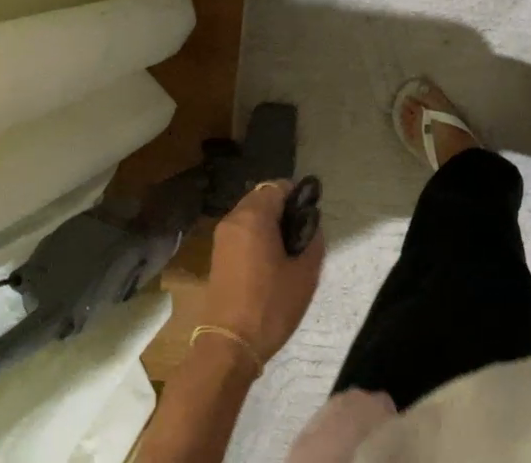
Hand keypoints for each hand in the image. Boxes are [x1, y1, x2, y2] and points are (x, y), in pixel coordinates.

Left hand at [201, 181, 325, 364]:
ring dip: (269, 222)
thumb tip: (312, 227)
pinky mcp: (217, 256)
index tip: (311, 215)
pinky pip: (241, 232)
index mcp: (253, 217)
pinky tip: (270, 261)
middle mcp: (233, 220)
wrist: (230, 345)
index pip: (278, 186)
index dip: (297, 195)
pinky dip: (256, 236)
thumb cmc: (271, 305)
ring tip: (288, 249)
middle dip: (283, 208)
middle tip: (302, 233)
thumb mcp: (305, 274)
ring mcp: (221, 239)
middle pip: (261, 198)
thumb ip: (313, 241)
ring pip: (250, 215)